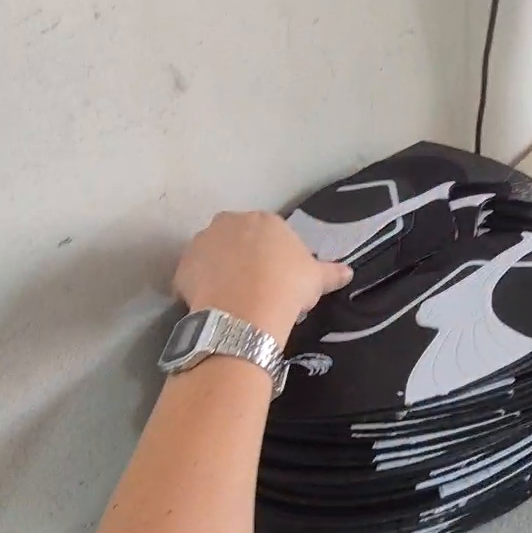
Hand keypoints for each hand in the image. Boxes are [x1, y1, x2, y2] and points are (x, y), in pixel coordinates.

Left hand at [173, 211, 351, 342]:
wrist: (246, 312)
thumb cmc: (287, 287)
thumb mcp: (316, 280)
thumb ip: (331, 272)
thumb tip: (349, 272)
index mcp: (265, 220)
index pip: (271, 234)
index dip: (276, 257)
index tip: (281, 279)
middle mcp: (230, 221)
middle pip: (238, 239)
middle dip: (244, 258)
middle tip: (257, 286)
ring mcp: (202, 242)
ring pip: (213, 255)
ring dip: (221, 270)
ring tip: (235, 298)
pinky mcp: (182, 266)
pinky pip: (195, 276)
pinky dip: (203, 287)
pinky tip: (217, 305)